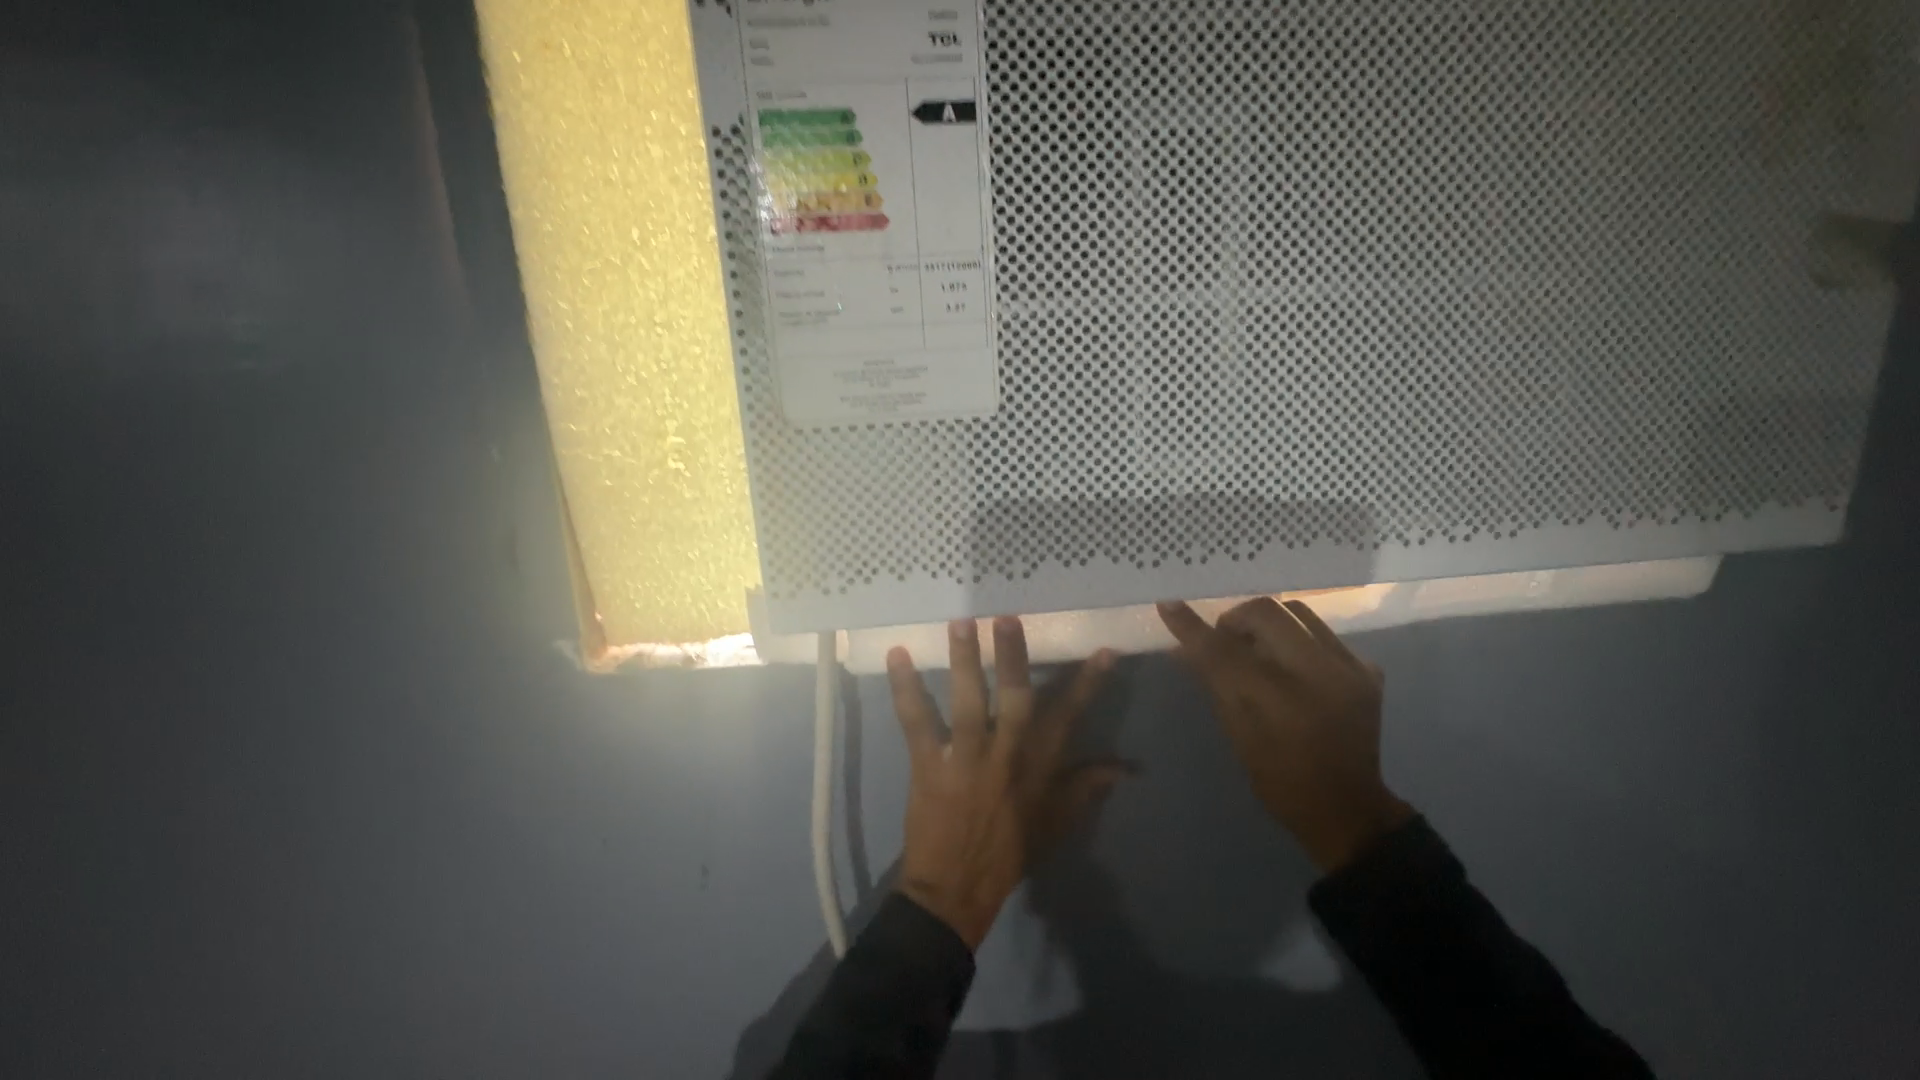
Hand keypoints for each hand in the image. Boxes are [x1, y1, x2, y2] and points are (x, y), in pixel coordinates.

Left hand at [887, 618, 1123, 948]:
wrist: (955, 890)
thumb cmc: (1008, 854)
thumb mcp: (1056, 824)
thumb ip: (1086, 788)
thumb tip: (1125, 766)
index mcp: (1038, 771)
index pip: (1067, 721)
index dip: (1086, 686)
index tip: (1103, 651)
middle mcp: (1005, 758)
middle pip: (1015, 700)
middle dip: (1014, 658)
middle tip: (1008, 616)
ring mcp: (965, 760)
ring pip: (968, 703)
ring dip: (964, 661)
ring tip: (960, 621)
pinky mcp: (928, 765)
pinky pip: (916, 722)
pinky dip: (905, 689)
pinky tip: (897, 656)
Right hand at [1157, 598, 1412, 872]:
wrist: (1347, 808)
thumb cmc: (1280, 779)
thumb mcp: (1238, 733)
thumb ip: (1214, 680)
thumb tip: (1183, 646)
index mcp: (1283, 697)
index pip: (1227, 647)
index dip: (1194, 626)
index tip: (1171, 605)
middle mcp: (1322, 671)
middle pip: (1267, 613)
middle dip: (1236, 620)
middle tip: (1222, 642)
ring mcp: (1350, 666)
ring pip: (1298, 612)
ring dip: (1267, 624)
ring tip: (1256, 650)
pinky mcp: (1367, 669)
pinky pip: (1322, 633)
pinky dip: (1296, 640)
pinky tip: (1290, 666)